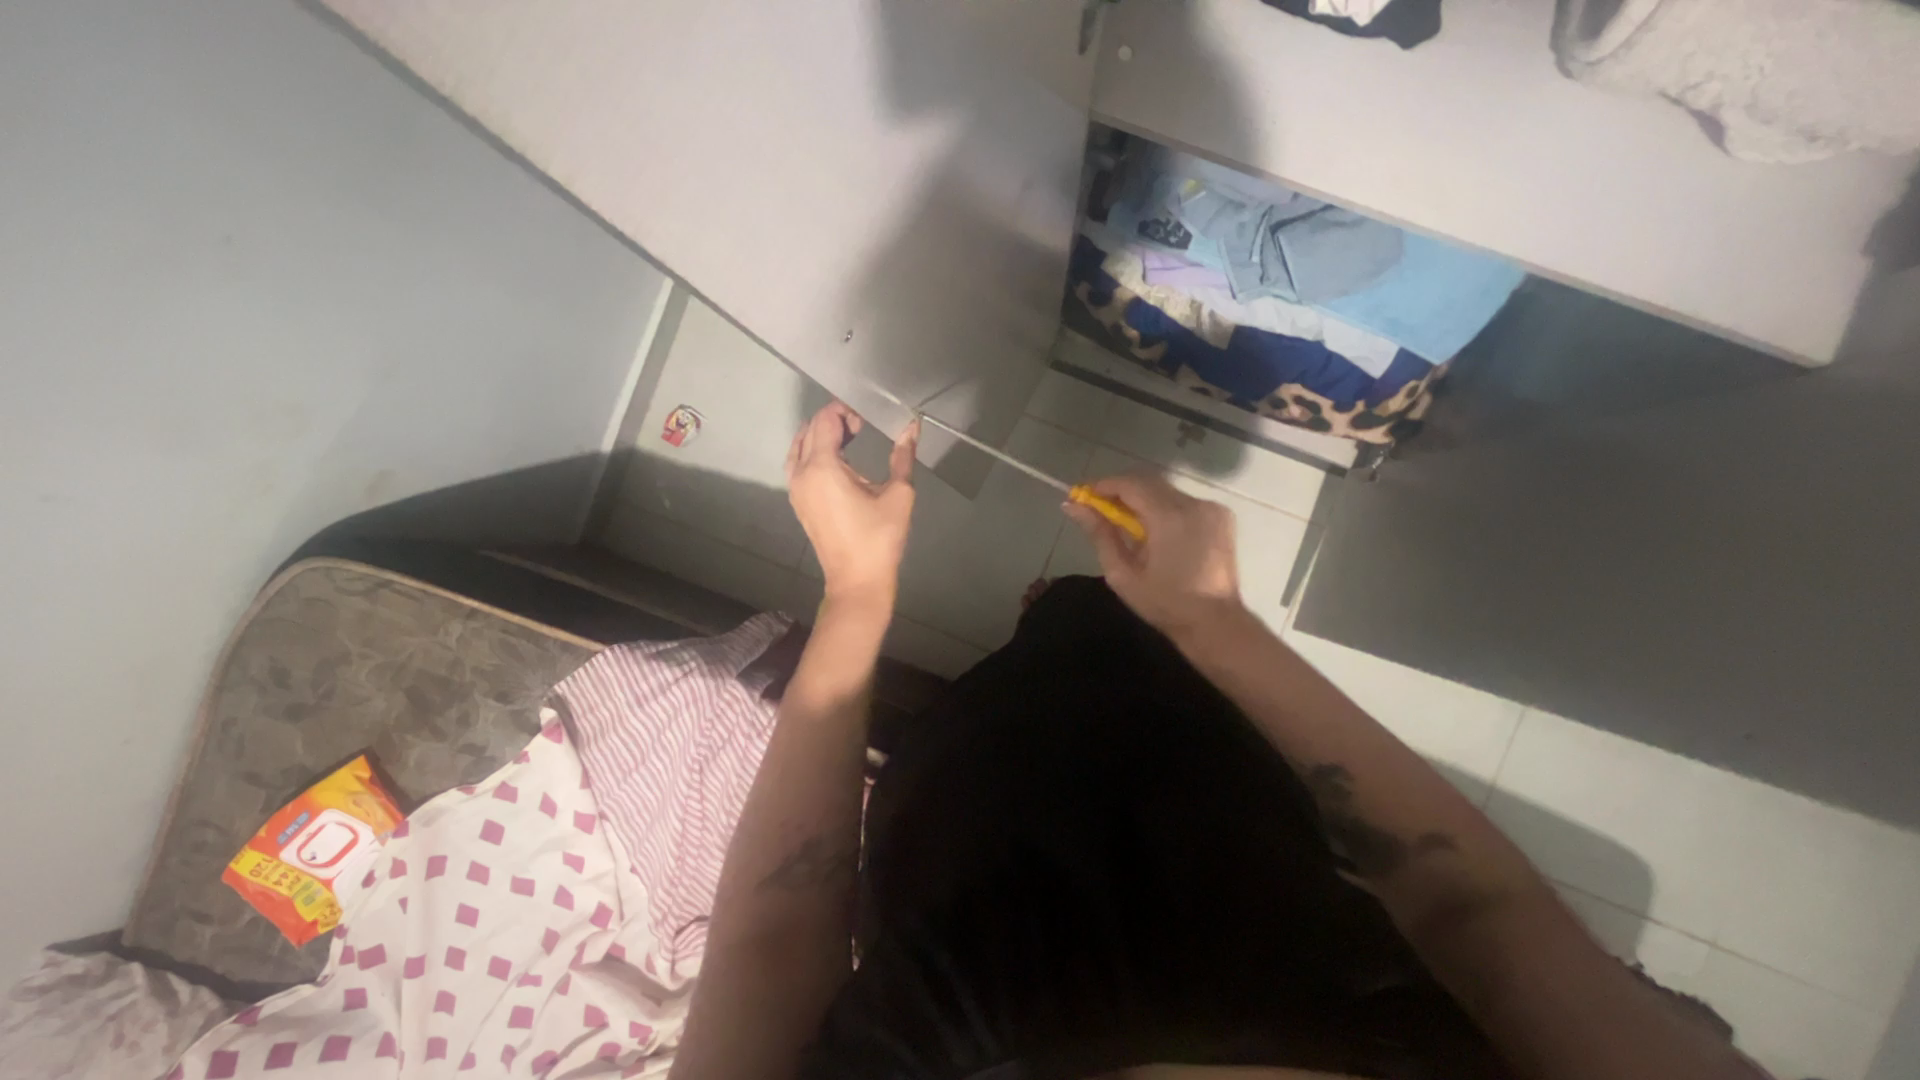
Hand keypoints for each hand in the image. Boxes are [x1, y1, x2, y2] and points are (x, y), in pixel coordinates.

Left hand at [787, 402, 917, 608]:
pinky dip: (813, 453)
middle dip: (834, 421)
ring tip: (849, 439)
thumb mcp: (899, 494)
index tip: (867, 417)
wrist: (857, 581)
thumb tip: (912, 426)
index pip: (825, 421)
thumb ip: (903, 456)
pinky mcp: (798, 502)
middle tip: (862, 426)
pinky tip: (837, 460)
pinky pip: (798, 464)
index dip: (844, 411)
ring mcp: (795, 489)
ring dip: (821, 436)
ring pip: (799, 446)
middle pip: (810, 430)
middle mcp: (802, 473)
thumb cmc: (880, 539)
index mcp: (823, 467)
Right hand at [1064, 471, 1245, 637]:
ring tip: (1127, 524)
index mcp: (1169, 518)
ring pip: (1167, 491)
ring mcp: (1212, 508)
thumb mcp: (1123, 574)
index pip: (1131, 485)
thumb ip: (1100, 534)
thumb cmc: (1165, 604)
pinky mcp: (1222, 516)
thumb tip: (1073, 506)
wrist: (1215, 623)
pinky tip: (1157, 532)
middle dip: (1122, 491)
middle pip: (1149, 483)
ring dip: (1144, 500)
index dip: (1104, 485)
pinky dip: (1165, 508)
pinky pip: (1185, 501)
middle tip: (1099, 509)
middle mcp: (1194, 504)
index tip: (1083, 495)